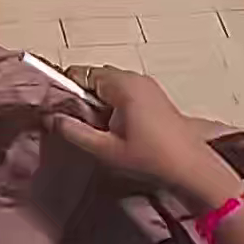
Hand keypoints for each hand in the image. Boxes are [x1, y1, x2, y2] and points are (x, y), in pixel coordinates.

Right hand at [47, 65, 243, 209]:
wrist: (192, 169)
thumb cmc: (151, 158)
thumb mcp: (105, 149)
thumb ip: (74, 132)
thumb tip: (52, 119)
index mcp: (122, 85)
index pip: (81, 73)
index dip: (66, 89)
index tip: (59, 109)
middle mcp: (135, 79)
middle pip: (95, 77)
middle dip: (83, 97)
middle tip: (79, 124)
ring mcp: (147, 86)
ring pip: (109, 85)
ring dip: (98, 103)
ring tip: (98, 130)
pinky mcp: (154, 97)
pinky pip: (124, 92)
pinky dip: (113, 105)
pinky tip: (115, 130)